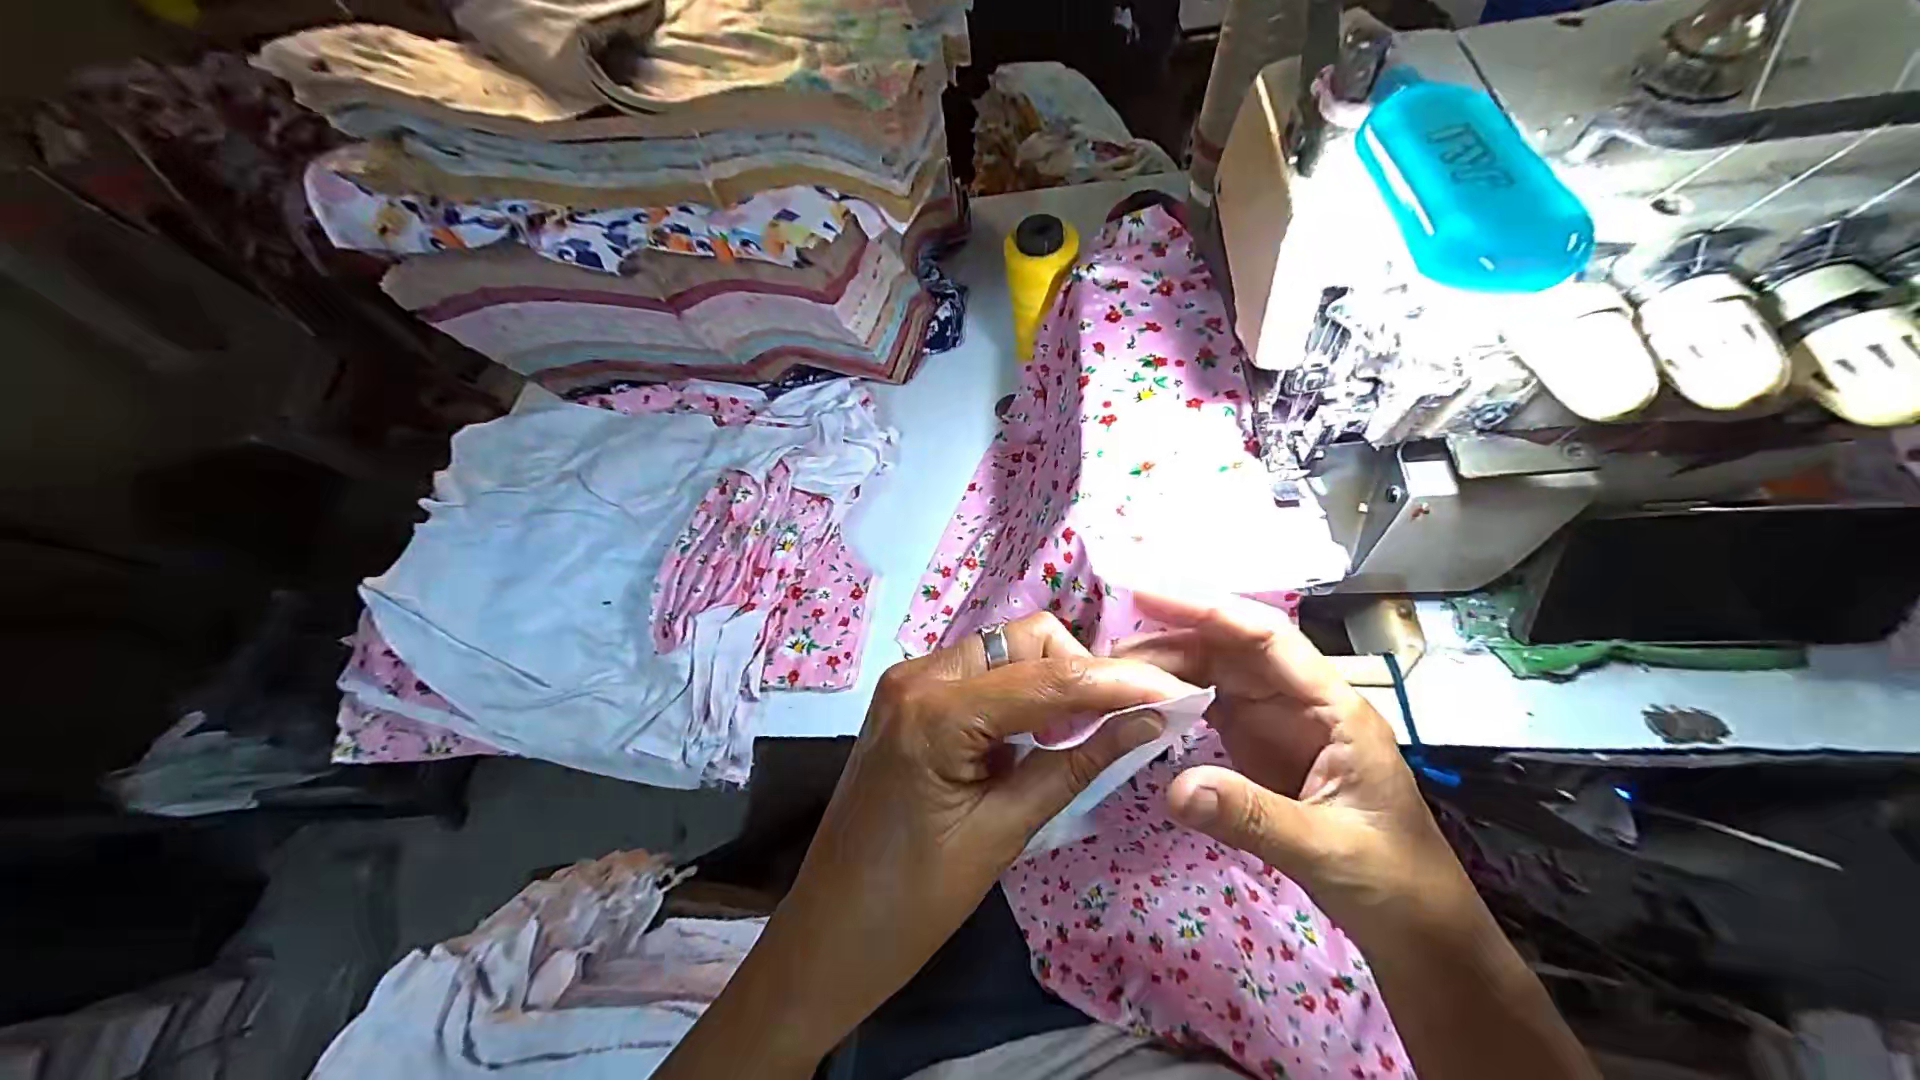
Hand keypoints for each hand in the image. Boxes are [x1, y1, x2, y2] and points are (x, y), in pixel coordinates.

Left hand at [662, 612, 1196, 1076]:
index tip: (1178, 694)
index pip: (1049, 677)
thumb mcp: (1005, 830)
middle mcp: (918, 674)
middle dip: (1080, 671)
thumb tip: (1147, 721)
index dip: (1119, 684)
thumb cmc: (914, 900)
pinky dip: (1018, 692)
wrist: (831, 932)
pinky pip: (979, 673)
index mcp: (936, 709)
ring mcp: (908, 681)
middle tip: (1118, 723)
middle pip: (1025, 639)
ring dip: (1051, 681)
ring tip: (1083, 733)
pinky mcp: (908, 698)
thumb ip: (1077, 763)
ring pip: (1004, 650)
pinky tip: (1037, 734)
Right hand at [1115, 592, 1475, 939]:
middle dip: (1173, 638)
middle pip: (1231, 649)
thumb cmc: (1392, 880)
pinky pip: (1210, 704)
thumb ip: (1252, 817)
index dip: (1208, 610)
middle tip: (1113, 651)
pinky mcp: (1257, 744)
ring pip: (1216, 673)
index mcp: (1332, 706)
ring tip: (1118, 672)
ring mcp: (1277, 721)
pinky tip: (1143, 700)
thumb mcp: (1326, 850)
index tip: (1148, 597)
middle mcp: (1300, 701)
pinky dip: (1174, 697)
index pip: (1266, 637)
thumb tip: (1175, 789)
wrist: (1416, 924)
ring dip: (1168, 666)